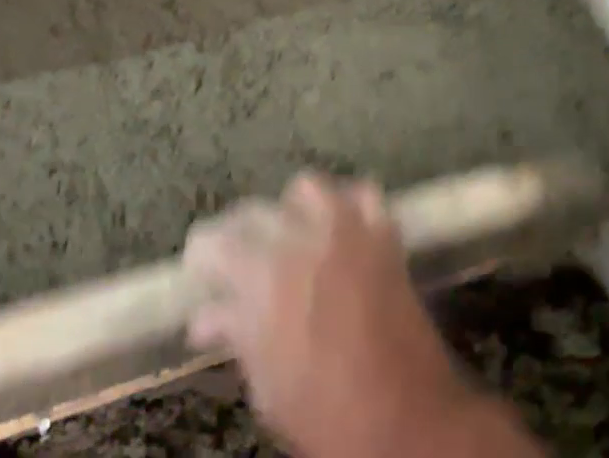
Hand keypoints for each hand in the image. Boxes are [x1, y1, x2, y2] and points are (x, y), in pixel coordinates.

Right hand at [182, 171, 467, 456]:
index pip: (213, 241)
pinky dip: (349, 205)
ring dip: (293, 209)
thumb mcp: (267, 385)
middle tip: (239, 261)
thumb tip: (204, 319)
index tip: (200, 272)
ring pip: (308, 188)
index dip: (200, 256)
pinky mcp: (385, 239)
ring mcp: (347, 233)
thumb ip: (237, 336)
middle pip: (254, 211)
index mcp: (263, 277)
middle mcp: (301, 240)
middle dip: (238, 233)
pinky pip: (364, 196)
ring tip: (291, 236)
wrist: (408, 420)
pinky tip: (342, 230)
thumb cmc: (327, 412)